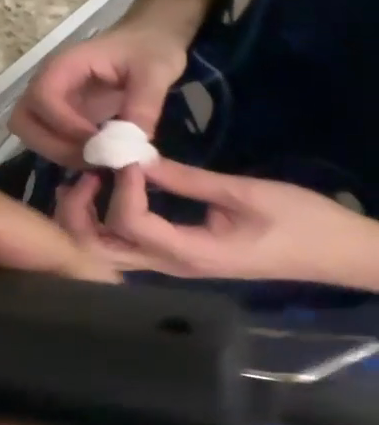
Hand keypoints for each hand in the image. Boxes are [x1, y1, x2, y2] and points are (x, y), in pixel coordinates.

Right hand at [11, 23, 187, 167]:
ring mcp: (46, 102)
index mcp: (62, 67)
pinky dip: (65, 152)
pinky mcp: (56, 115)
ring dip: (56, 152)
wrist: (145, 42)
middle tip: (93, 159)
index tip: (100, 142)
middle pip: (22, 121)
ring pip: (28, 133)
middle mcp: (43, 85)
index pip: (42, 98)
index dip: (64, 123)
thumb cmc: (149, 49)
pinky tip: (96, 156)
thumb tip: (133, 146)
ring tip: (97, 160)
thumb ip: (145, 105)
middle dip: (52, 145)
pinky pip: (46, 138)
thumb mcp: (157, 71)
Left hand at [55, 160, 378, 288]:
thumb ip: (189, 180)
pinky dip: (98, 222)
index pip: (128, 223)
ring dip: (82, 218)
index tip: (128, 162)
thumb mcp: (248, 194)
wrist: (346, 254)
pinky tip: (104, 195)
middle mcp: (169, 265)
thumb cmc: (308, 224)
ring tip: (91, 183)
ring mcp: (168, 265)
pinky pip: (118, 246)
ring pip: (100, 250)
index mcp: (191, 253)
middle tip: (88, 176)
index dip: (121, 190)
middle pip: (95, 246)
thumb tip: (139, 160)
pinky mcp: (172, 258)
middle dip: (77, 211)